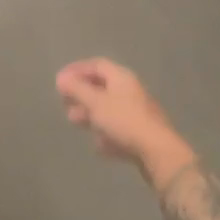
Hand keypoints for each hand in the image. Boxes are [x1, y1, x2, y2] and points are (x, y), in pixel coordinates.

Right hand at [55, 58, 194, 182]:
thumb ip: (76, 89)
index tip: (60, 80)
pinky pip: (119, 130)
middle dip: (82, 94)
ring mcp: (138, 114)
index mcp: (122, 78)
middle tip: (64, 102)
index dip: (77, 70)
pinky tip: (98, 145)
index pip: (97, 65)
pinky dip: (106, 134)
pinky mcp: (142, 135)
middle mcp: (131, 92)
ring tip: (75, 122)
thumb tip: (61, 78)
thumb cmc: (124, 121)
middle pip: (102, 88)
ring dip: (90, 114)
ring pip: (110, 110)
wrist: (159, 153)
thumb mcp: (95, 102)